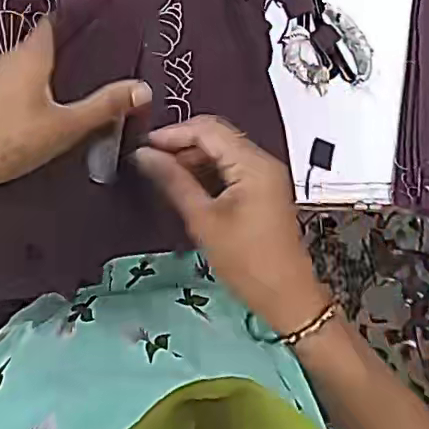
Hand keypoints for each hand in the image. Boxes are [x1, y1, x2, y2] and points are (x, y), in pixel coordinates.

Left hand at [0, 16, 150, 196]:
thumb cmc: (12, 138)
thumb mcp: (65, 125)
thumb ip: (104, 106)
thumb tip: (144, 87)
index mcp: (30, 54)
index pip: (54, 20)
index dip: (77, 16)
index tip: (103, 18)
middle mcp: (11, 58)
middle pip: (44, 42)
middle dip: (71, 45)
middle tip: (104, 52)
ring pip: (32, 64)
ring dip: (54, 67)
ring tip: (86, 76)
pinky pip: (21, 81)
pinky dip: (40, 84)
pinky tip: (53, 101)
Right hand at [132, 116, 332, 335]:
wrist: (286, 298)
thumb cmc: (247, 261)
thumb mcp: (203, 219)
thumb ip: (173, 180)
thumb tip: (144, 155)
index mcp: (253, 164)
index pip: (207, 130)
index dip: (172, 133)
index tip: (142, 146)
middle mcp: (262, 161)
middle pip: (215, 135)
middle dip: (180, 144)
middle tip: (149, 160)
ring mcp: (264, 174)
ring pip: (221, 150)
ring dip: (191, 157)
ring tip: (162, 173)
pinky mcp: (261, 188)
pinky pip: (229, 167)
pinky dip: (205, 170)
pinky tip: (184, 184)